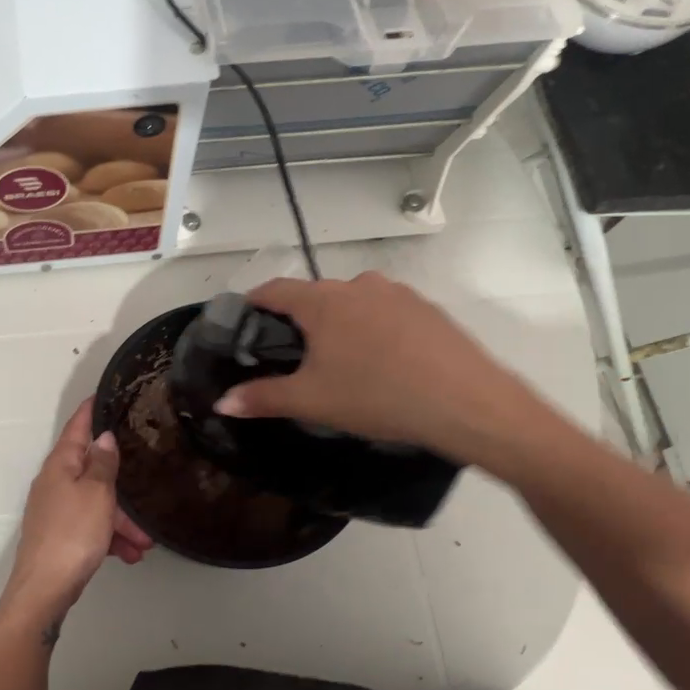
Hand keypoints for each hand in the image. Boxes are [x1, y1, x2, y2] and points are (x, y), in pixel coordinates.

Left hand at [0, 399, 153, 627]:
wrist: (44, 589)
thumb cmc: (72, 534)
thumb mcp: (96, 493)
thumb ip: (102, 463)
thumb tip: (103, 437)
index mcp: (60, 464)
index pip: (77, 427)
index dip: (91, 410)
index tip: (105, 394)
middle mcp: (54, 482)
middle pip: (92, 471)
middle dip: (123, 484)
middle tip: (151, 489)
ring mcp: (55, 510)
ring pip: (96, 503)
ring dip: (122, 519)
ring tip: (146, 542)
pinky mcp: (59, 536)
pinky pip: (91, 528)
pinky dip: (110, 537)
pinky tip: (130, 555)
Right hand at [214, 273, 562, 470]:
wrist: (467, 404)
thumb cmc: (377, 396)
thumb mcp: (312, 401)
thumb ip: (263, 397)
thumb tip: (222, 402)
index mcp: (323, 301)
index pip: (274, 290)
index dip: (253, 304)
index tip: (243, 324)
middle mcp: (359, 285)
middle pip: (314, 297)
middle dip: (298, 322)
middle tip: (292, 359)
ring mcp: (399, 294)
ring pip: (353, 305)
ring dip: (339, 327)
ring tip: (340, 365)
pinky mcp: (429, 311)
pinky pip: (386, 315)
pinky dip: (374, 333)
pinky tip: (382, 366)